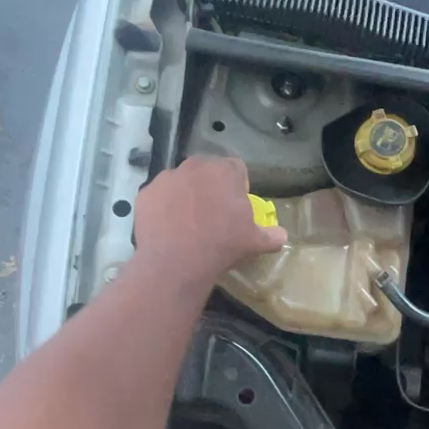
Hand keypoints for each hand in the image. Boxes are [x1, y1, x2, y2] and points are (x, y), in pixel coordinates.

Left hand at [131, 156, 286, 284]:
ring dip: (186, 194)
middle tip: (212, 213)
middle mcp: (195, 166)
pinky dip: (164, 207)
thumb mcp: (254, 242)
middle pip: (207, 171)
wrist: (176, 262)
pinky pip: (159, 196)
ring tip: (188, 221)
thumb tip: (283, 236)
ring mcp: (167, 178)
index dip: (238, 185)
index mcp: (225, 171)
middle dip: (210, 186)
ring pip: (181, 181)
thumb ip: (272, 235)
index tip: (235, 205)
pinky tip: (168, 227)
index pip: (237, 168)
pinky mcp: (145, 192)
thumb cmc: (221, 245)